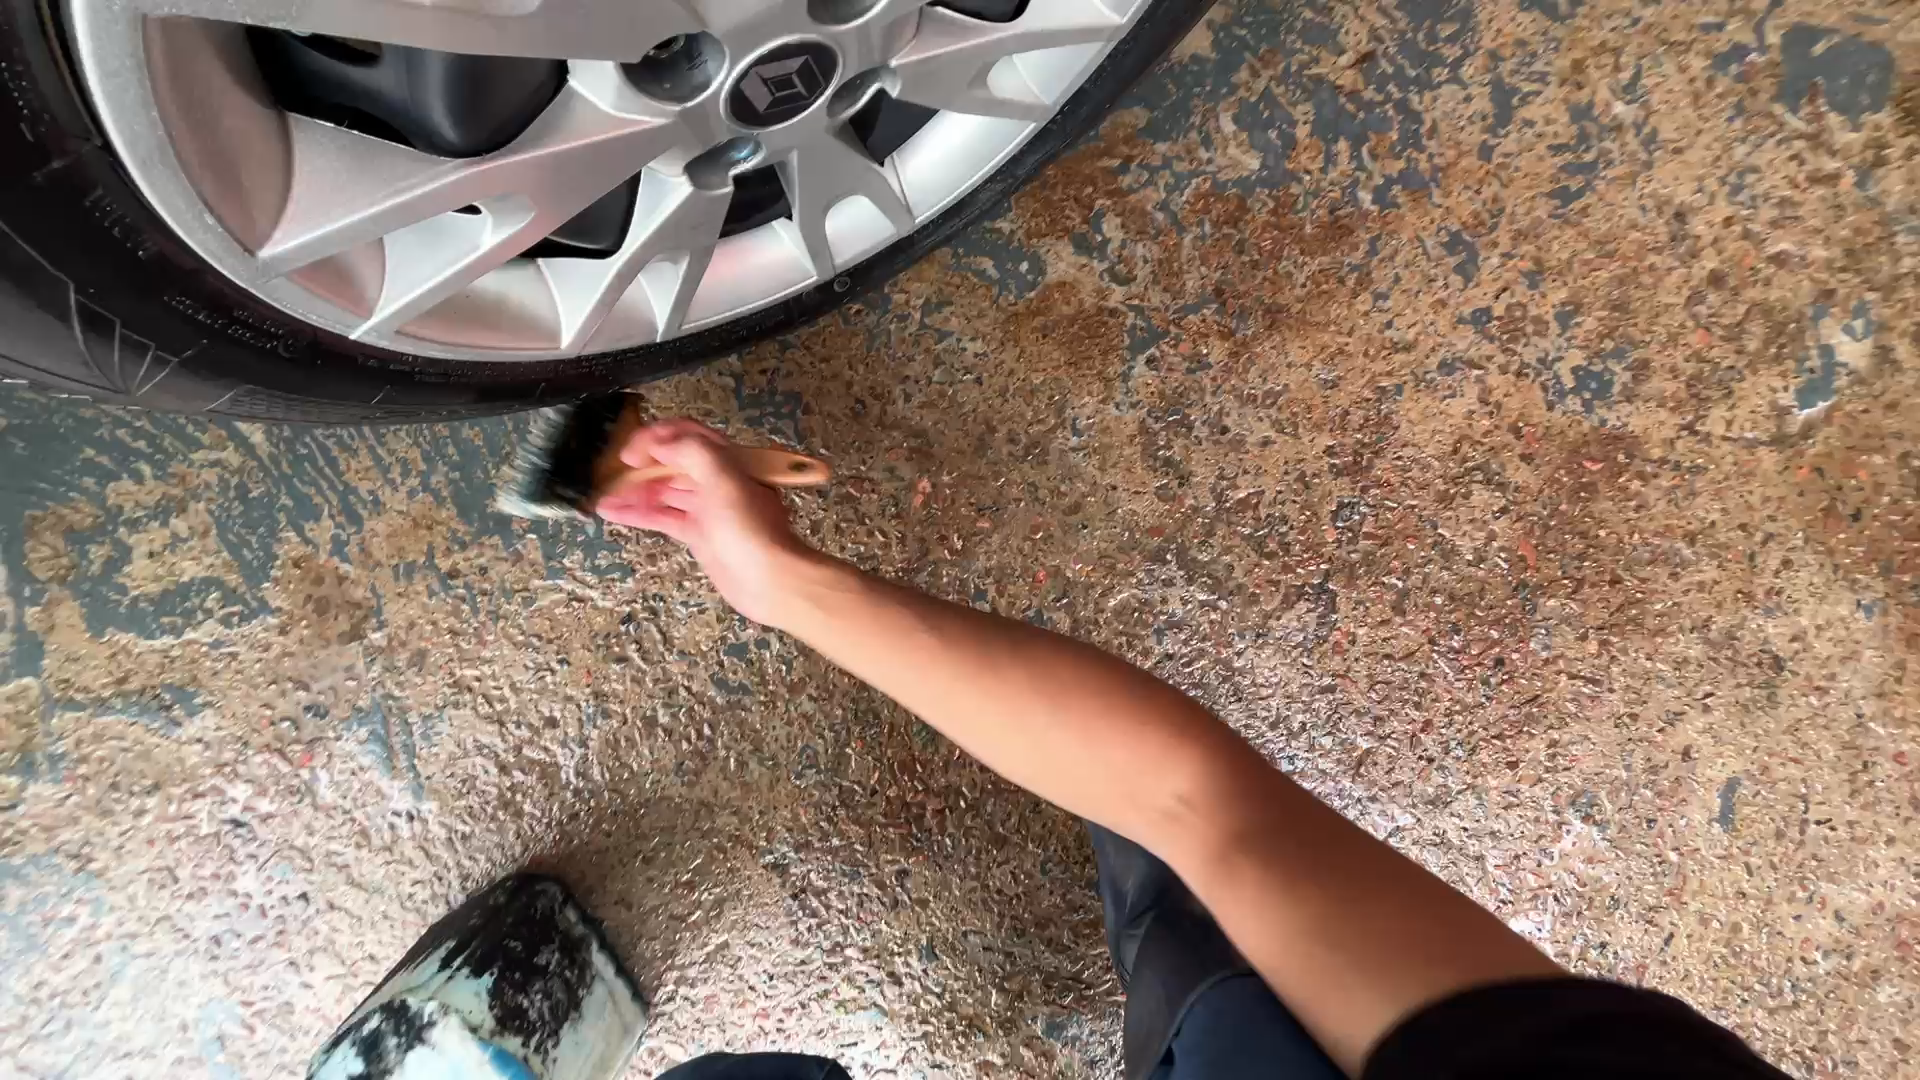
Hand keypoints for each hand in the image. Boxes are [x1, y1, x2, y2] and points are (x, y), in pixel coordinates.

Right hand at [596, 419, 820, 626]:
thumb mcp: (725, 479)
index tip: (633, 449)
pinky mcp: (699, 534)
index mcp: (731, 462)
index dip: (659, 436)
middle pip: (675, 462)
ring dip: (635, 490)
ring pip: (665, 491)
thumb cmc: (750, 528)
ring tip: (605, 493)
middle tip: (617, 470)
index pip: (691, 436)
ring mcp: (708, 509)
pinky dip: (638, 514)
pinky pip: (663, 517)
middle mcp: (719, 481)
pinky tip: (611, 512)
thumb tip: (658, 443)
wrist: (769, 579)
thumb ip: (692, 452)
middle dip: (644, 464)